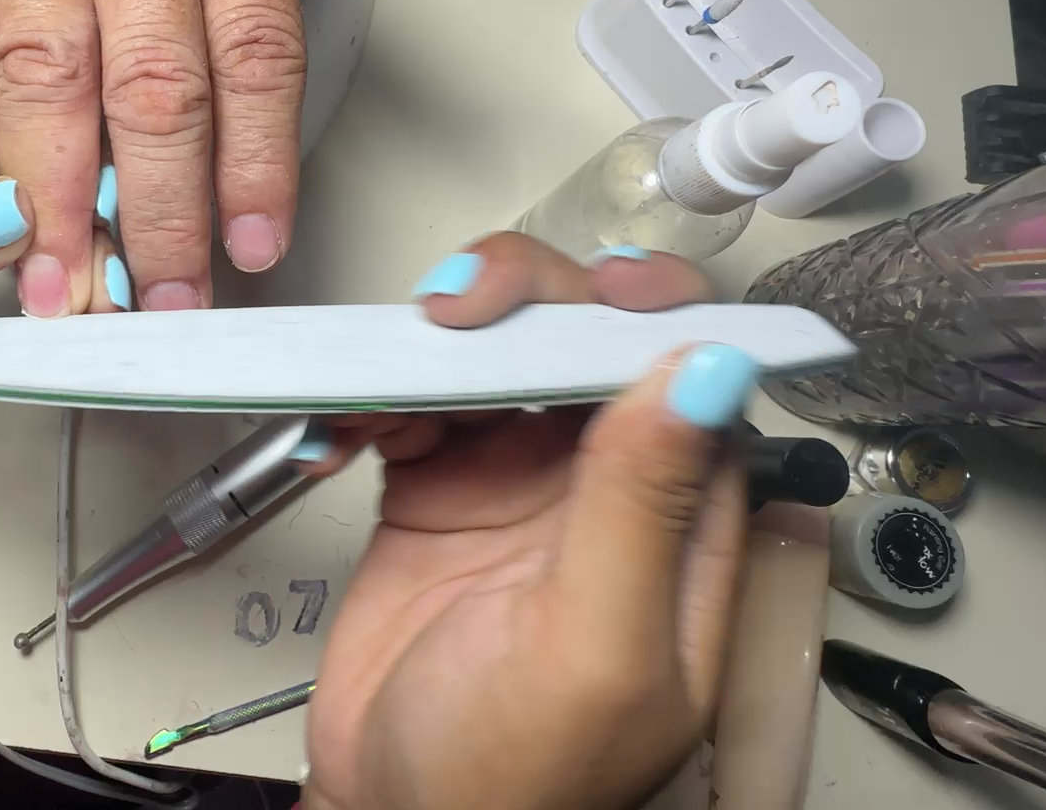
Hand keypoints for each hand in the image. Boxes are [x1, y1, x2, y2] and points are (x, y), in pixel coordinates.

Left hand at [0, 72, 107, 496]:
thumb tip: (13, 215)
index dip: (47, 146)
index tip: (104, 198)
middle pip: (9, 164)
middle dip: (66, 205)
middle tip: (118, 260)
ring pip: (8, 220)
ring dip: (55, 250)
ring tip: (106, 288)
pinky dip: (29, 285)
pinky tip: (67, 299)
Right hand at [303, 235, 751, 809]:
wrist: (393, 808)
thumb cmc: (513, 775)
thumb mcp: (595, 650)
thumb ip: (641, 512)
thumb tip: (701, 373)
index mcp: (672, 517)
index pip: (689, 370)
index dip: (649, 308)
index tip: (592, 288)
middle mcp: (596, 478)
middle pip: (577, 337)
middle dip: (522, 300)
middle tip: (456, 308)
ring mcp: (509, 471)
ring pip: (488, 353)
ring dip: (433, 345)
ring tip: (384, 381)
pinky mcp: (434, 478)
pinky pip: (410, 401)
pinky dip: (373, 398)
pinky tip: (344, 433)